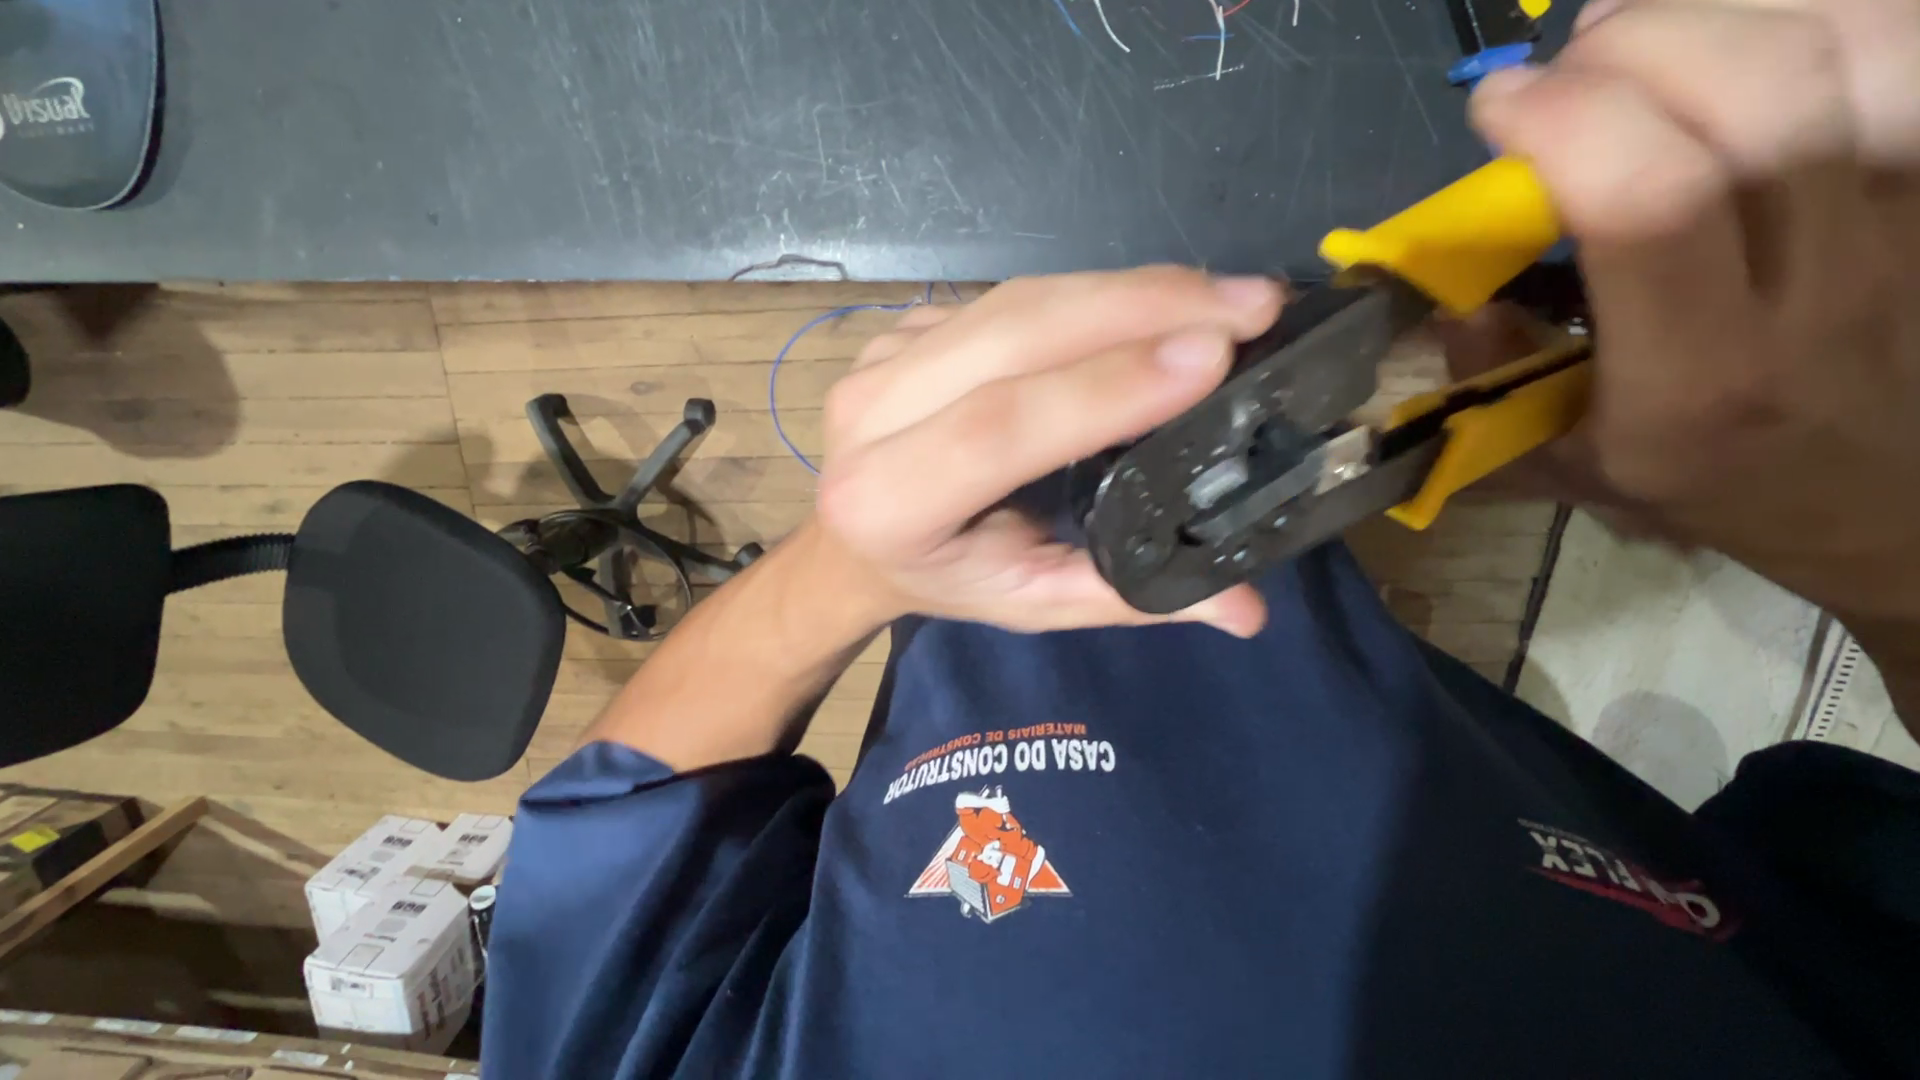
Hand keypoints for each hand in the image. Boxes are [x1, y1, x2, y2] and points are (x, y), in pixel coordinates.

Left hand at [814, 267, 1282, 636]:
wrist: (857, 539)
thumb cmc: (945, 577)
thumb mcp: (1028, 601)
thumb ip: (1128, 599)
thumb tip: (1248, 611)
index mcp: (890, 502)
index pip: (998, 429)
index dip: (1104, 387)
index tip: (1212, 355)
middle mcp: (872, 415)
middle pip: (1010, 338)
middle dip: (1138, 309)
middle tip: (1249, 305)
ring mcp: (882, 358)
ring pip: (1013, 301)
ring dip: (1126, 288)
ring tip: (1224, 295)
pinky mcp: (905, 326)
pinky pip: (1008, 296)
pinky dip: (1091, 291)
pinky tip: (1157, 298)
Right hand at [1451, 0, 1919, 628]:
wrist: (1880, 498)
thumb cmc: (1700, 485)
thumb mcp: (1565, 464)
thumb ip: (1490, 385)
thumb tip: (1454, 292)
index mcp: (1696, 372)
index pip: (1652, 204)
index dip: (1567, 123)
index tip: (1497, 109)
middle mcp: (1818, 282)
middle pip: (1757, 97)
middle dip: (1635, 44)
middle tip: (1561, 66)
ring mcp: (1906, 217)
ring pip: (1852, 42)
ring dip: (1719, 7)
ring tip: (1629, 29)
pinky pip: (1906, 42)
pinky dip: (1812, 7)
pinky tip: (1729, 29)